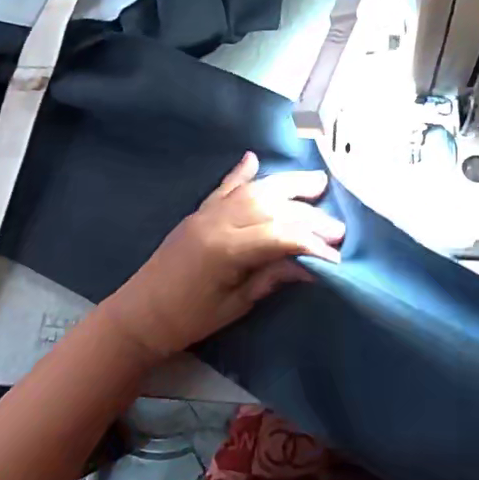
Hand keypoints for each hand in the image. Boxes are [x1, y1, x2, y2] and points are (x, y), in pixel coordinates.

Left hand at [95, 152, 344, 361]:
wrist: (139, 315)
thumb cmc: (188, 320)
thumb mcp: (235, 305)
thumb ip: (270, 278)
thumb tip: (310, 266)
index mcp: (226, 248)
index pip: (280, 236)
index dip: (312, 244)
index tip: (337, 257)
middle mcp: (217, 222)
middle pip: (271, 207)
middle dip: (308, 214)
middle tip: (338, 227)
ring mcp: (205, 214)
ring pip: (252, 191)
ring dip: (285, 185)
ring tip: (316, 182)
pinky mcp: (196, 214)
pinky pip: (222, 188)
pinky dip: (240, 174)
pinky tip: (254, 159)